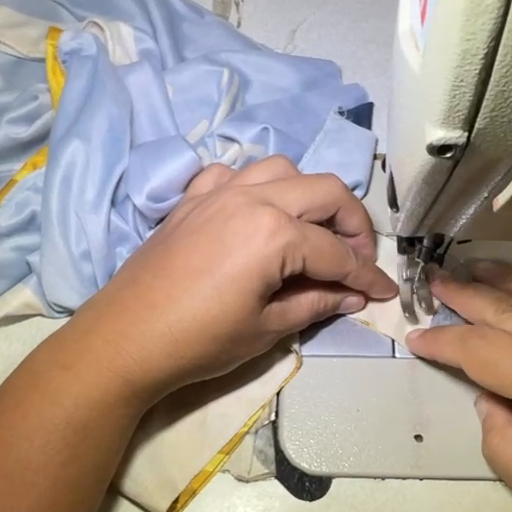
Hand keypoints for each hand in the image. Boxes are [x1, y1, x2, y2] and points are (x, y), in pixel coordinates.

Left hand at [67, 156, 398, 403]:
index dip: (368, 276)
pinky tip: (257, 214)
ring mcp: (218, 191)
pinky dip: (256, 186)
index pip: (337, 252)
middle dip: (353, 223)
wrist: (125, 339)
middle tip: (358, 260)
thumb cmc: (199, 342)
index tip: (386, 293)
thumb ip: (316, 303)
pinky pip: (233, 173)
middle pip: (324, 191)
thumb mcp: (267, 328)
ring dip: (308, 196)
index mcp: (273, 233)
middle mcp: (251, 197)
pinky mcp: (191, 199)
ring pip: (282, 169)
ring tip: (313, 232)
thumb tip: (352, 295)